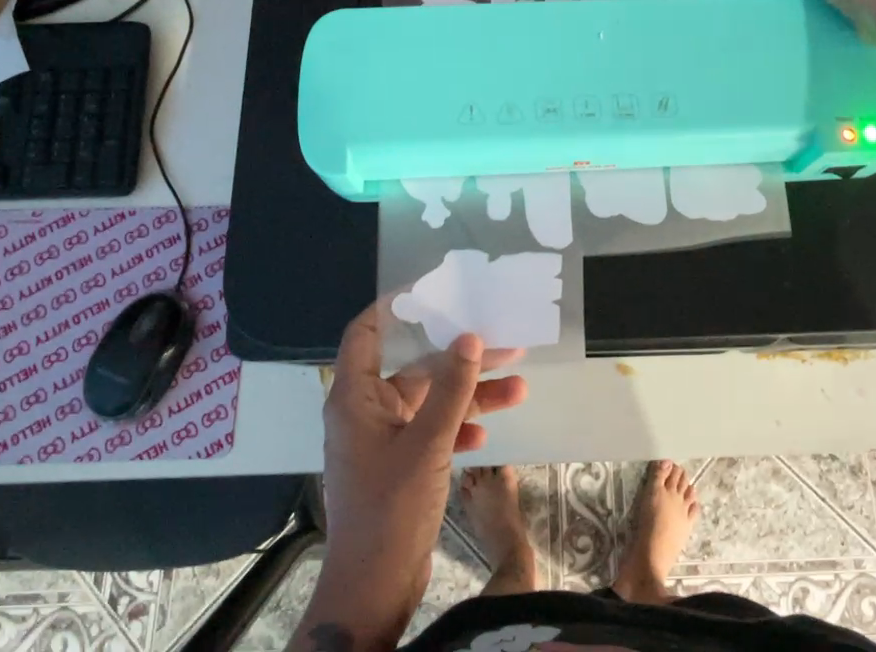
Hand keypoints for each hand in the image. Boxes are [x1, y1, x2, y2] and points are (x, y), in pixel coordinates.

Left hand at [315, 305, 527, 640]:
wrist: (374, 586)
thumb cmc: (390, 508)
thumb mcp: (427, 444)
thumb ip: (451, 390)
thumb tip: (469, 338)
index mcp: (355, 397)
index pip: (366, 332)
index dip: (394, 306)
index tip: (433, 289)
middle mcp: (366, 410)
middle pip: (415, 368)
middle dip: (461, 359)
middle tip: (507, 344)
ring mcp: (383, 439)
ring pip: (431, 402)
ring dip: (471, 396)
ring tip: (520, 387)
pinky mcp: (399, 465)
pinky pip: (432, 432)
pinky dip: (458, 428)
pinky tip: (486, 435)